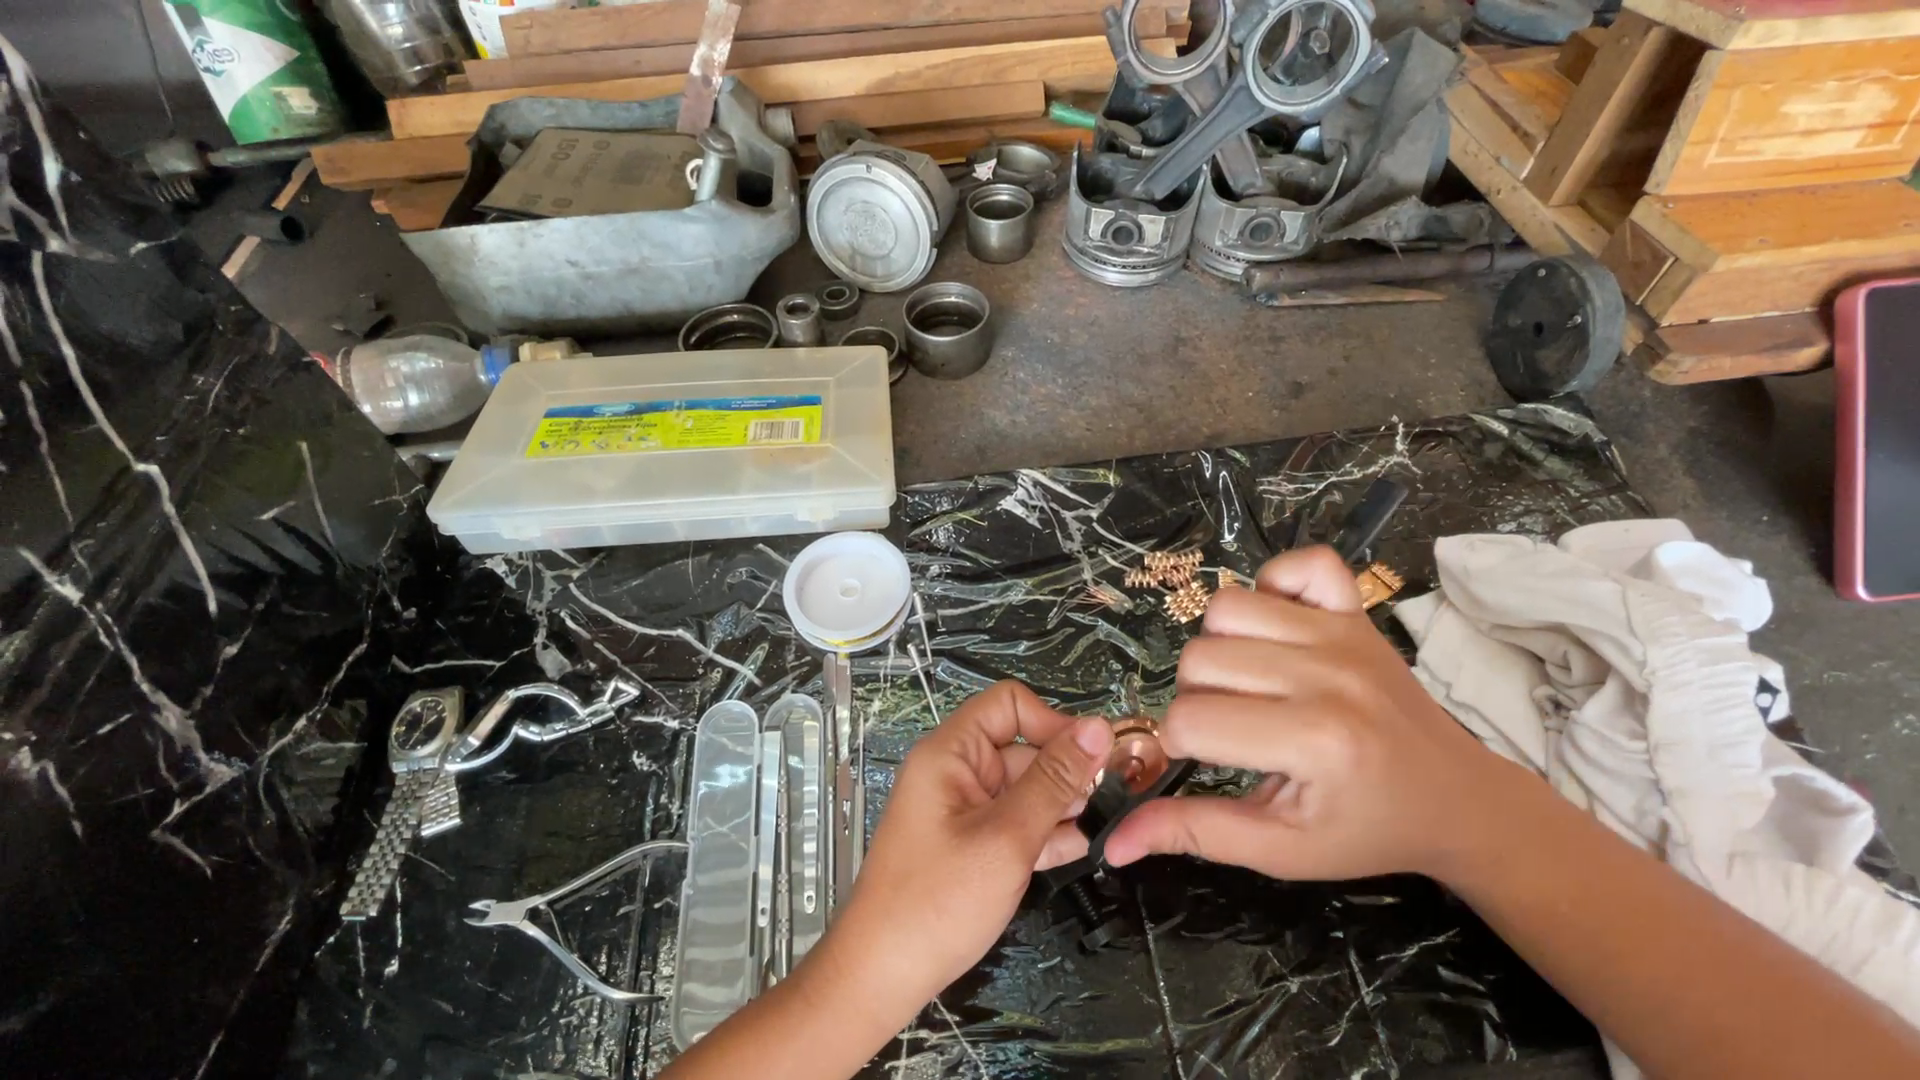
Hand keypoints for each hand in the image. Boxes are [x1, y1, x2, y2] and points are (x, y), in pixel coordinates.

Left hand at [829, 681, 1113, 1003]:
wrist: (883, 975)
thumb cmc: (940, 901)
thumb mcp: (1007, 837)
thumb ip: (1054, 780)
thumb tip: (1097, 727)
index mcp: (951, 753)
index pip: (1009, 705)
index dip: (1053, 723)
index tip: (1092, 759)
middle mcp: (955, 771)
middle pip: (1022, 747)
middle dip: (1065, 771)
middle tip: (1109, 800)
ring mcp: (962, 809)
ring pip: (1024, 788)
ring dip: (1061, 804)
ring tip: (1098, 828)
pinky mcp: (970, 843)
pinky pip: (1014, 821)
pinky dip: (1043, 831)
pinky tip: (1076, 848)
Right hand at [1103, 546, 1519, 882]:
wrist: (1456, 800)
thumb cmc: (1364, 831)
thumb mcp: (1280, 850)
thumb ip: (1194, 834)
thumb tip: (1113, 842)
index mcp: (1312, 742)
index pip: (1191, 720)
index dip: (1179, 743)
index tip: (1205, 762)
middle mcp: (1327, 675)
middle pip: (1199, 657)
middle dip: (1196, 698)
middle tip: (1231, 729)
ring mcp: (1344, 633)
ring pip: (1227, 606)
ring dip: (1220, 646)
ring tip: (1249, 683)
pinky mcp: (1356, 611)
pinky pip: (1299, 563)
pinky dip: (1273, 587)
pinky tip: (1277, 632)